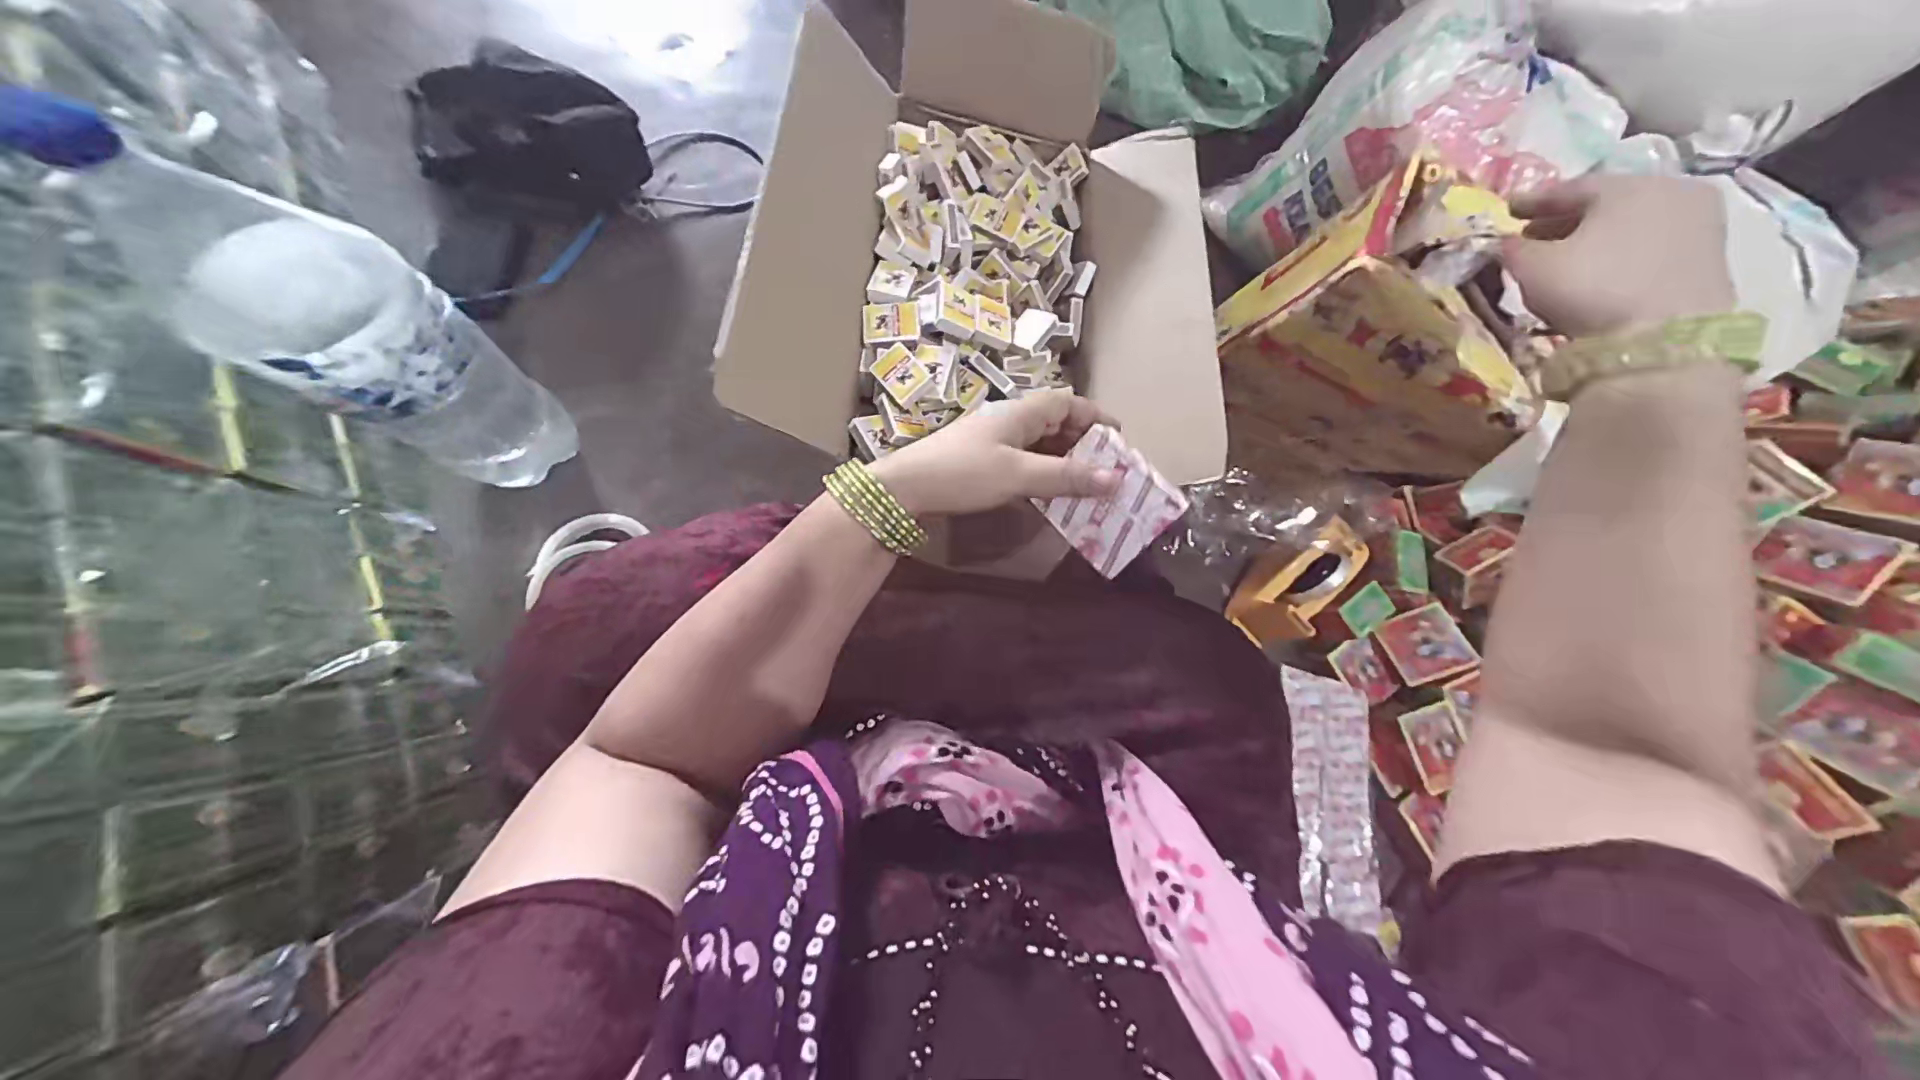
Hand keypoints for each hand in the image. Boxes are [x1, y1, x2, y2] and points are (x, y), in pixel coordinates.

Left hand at [866, 390, 1120, 516]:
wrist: (904, 489)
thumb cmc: (963, 473)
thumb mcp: (1019, 475)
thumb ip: (1066, 477)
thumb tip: (1115, 479)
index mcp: (1020, 412)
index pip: (1068, 403)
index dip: (1096, 417)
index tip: (1120, 440)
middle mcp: (1009, 421)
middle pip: (1056, 425)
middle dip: (1085, 445)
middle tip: (1110, 472)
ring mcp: (993, 443)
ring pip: (1040, 447)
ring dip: (1064, 464)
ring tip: (1089, 488)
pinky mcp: (982, 465)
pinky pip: (1023, 465)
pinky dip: (1042, 477)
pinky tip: (1052, 497)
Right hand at [1502, 175, 1735, 338]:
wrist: (1663, 332)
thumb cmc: (1591, 287)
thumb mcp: (1532, 268)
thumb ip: (1512, 249)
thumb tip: (1504, 243)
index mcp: (1625, 184)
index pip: (1570, 187)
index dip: (1533, 202)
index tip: (1508, 212)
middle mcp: (1670, 189)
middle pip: (1605, 203)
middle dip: (1564, 220)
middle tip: (1532, 236)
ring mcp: (1697, 220)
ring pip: (1630, 222)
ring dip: (1593, 237)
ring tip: (1562, 256)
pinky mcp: (1708, 252)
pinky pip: (1650, 243)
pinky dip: (1618, 252)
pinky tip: (1597, 270)